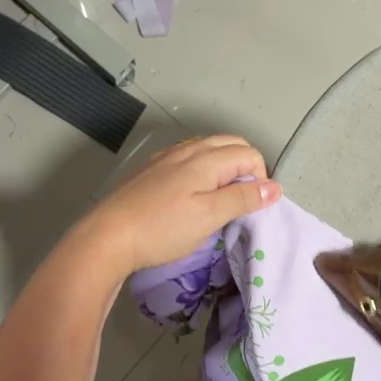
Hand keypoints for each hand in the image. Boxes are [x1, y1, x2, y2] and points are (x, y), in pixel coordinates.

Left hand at [73, 136, 281, 276]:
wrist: (106, 236)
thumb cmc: (161, 229)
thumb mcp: (208, 217)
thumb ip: (242, 199)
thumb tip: (274, 187)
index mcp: (205, 158)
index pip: (249, 153)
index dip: (259, 178)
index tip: (251, 207)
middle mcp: (187, 149)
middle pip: (230, 144)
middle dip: (245, 167)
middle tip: (240, 202)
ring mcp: (166, 157)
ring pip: (207, 149)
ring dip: (223, 167)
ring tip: (218, 200)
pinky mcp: (151, 170)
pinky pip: (187, 159)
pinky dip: (201, 170)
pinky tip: (191, 196)